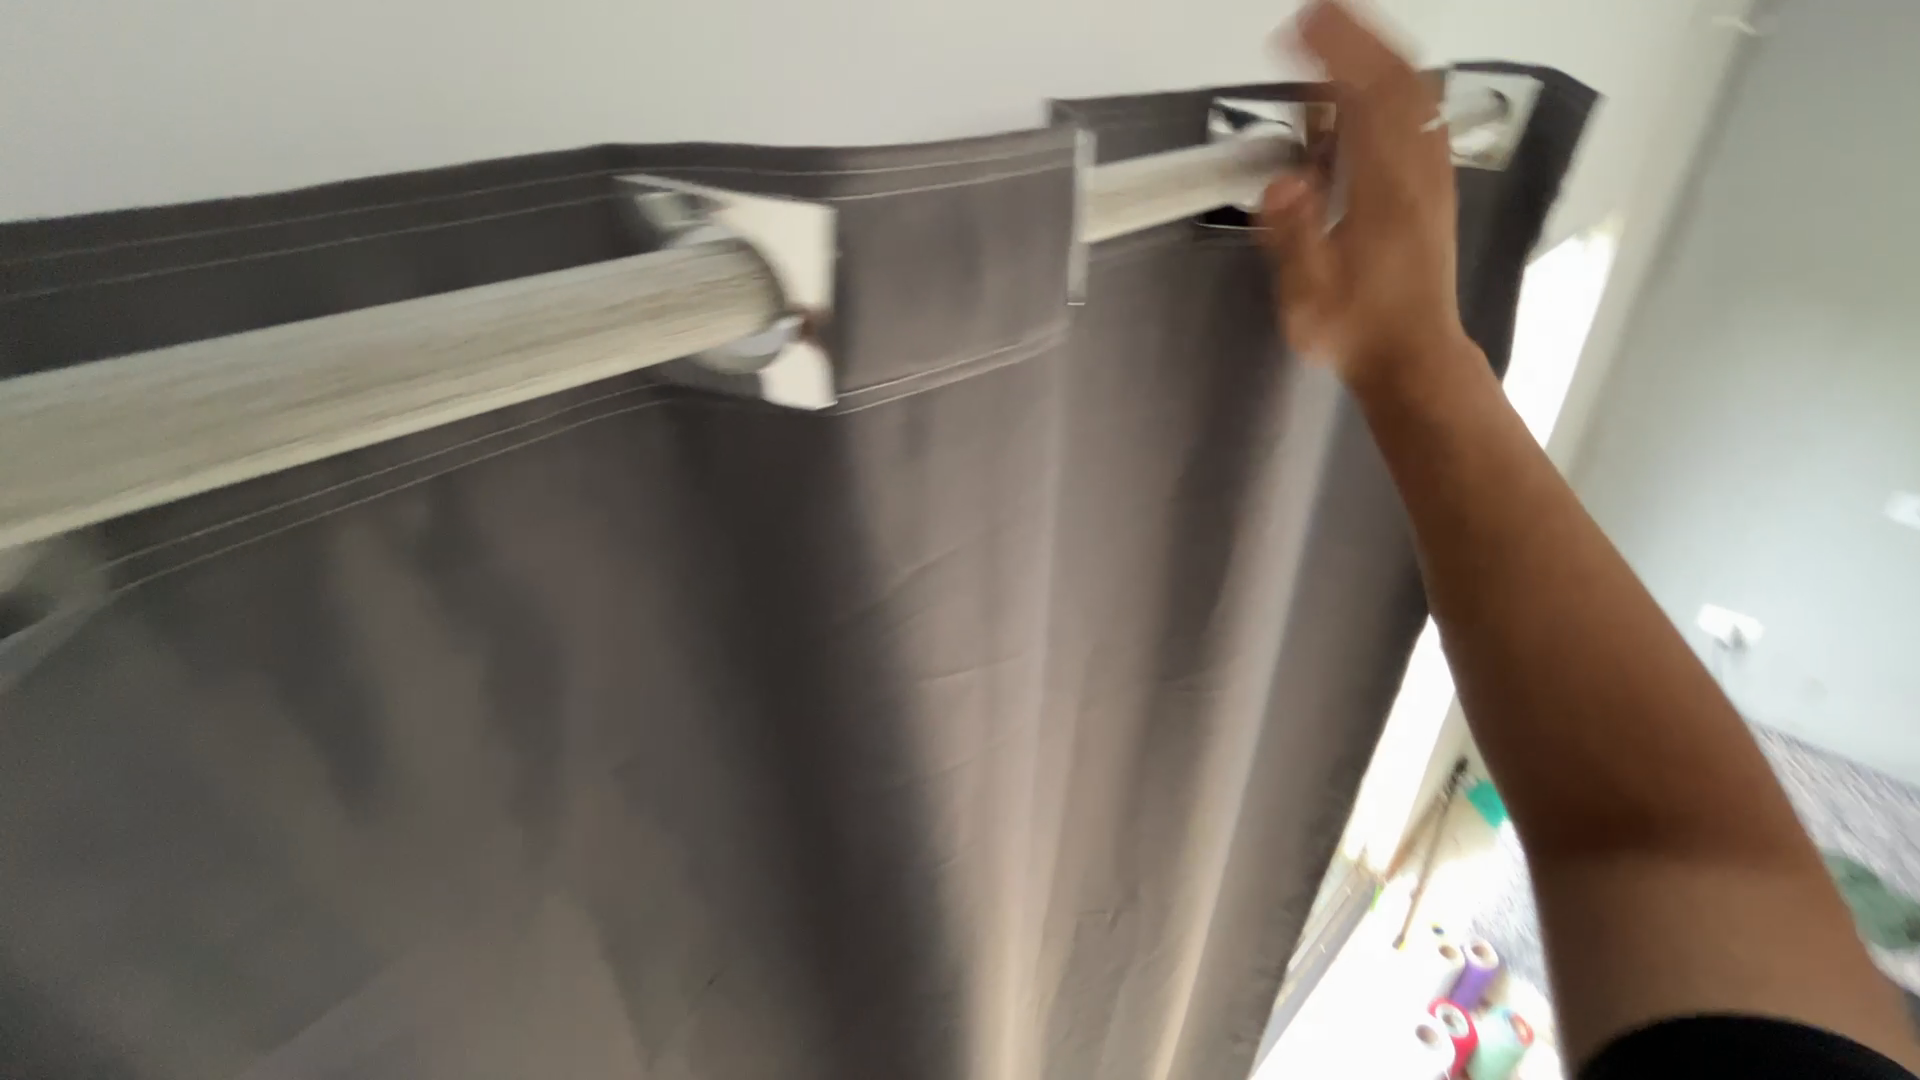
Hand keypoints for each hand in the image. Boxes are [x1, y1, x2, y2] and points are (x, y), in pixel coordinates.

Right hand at [1258, 1, 1478, 391]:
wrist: (1413, 354)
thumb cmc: (1356, 331)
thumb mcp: (1310, 299)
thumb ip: (1295, 238)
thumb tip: (1280, 180)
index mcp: (1385, 192)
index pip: (1367, 98)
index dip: (1334, 52)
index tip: (1299, 24)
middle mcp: (1418, 172)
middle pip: (1398, 79)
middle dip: (1355, 38)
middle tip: (1310, 18)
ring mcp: (1432, 176)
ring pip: (1415, 93)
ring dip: (1375, 56)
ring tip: (1329, 46)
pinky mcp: (1433, 186)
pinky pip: (1420, 116)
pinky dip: (1392, 87)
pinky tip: (1365, 94)